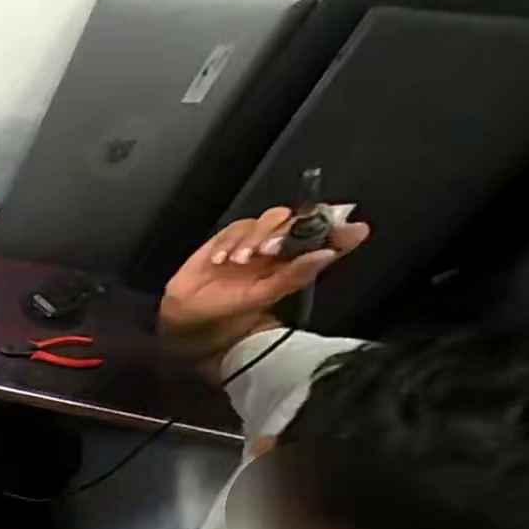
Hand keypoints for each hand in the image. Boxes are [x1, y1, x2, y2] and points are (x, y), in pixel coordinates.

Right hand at [161, 205, 370, 332]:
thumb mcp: (262, 296)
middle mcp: (283, 246)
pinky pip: (238, 227)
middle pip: (301, 219)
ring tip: (239, 260)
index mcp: (299, 260)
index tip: (343, 230)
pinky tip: (220, 260)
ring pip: (272, 217)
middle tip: (268, 251)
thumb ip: (293, 275)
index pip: (333, 236)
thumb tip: (326, 253)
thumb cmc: (225, 308)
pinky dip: (230, 241)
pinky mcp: (228, 238)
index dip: (342, 229)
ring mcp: (255, 240)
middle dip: (287, 232)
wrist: (184, 311)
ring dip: (258, 236)